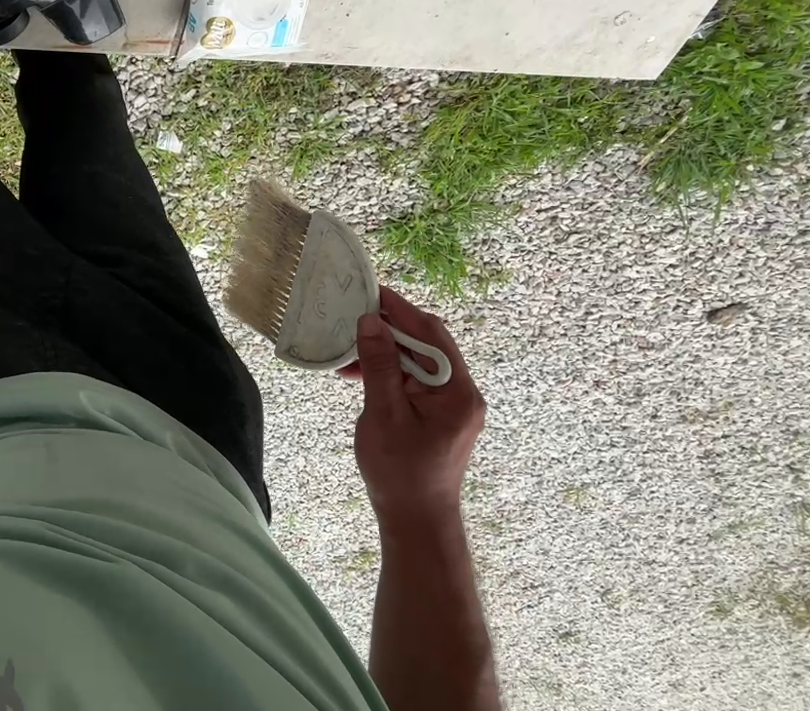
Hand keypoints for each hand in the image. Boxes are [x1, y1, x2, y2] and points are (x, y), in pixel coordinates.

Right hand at [351, 287, 484, 528]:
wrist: (415, 518)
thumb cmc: (400, 469)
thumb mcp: (384, 413)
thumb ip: (379, 365)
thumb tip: (371, 321)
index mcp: (457, 392)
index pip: (431, 335)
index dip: (401, 310)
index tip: (371, 291)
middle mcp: (461, 394)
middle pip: (427, 345)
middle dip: (390, 327)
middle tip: (353, 313)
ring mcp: (450, 405)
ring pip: (417, 362)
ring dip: (383, 351)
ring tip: (348, 349)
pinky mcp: (436, 415)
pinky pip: (412, 380)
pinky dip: (386, 371)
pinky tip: (357, 373)